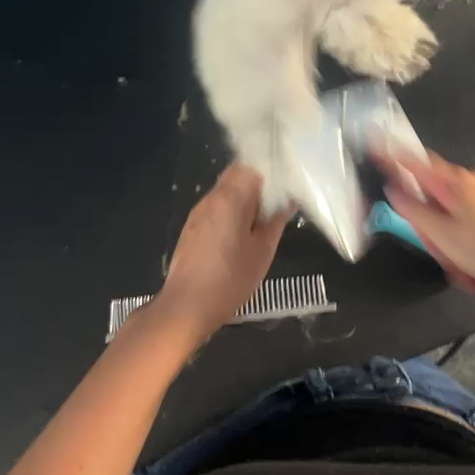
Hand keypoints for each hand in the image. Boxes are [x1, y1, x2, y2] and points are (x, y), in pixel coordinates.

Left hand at [148, 164, 290, 342]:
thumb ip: (276, 220)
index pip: (250, 167)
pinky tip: (241, 239)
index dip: (270, 174)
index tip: (285, 191)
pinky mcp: (191, 230)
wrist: (187, 307)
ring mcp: (197, 215)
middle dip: (258, 189)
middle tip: (276, 210)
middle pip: (236, 178)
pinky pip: (216, 211)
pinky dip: (231, 216)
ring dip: (244, 203)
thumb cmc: (230, 278)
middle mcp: (209, 200)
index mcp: (229, 198)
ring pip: (225, 195)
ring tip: (261, 226)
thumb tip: (287, 202)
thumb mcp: (263, 250)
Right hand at [376, 149, 474, 309]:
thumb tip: (394, 190)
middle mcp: (473, 183)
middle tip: (445, 257)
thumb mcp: (445, 238)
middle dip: (434, 231)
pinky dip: (474, 251)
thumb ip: (414, 212)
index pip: (413, 162)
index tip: (372, 141)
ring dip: (456, 248)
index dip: (390, 155)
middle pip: (435, 199)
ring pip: (456, 220)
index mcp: (454, 184)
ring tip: (471, 273)